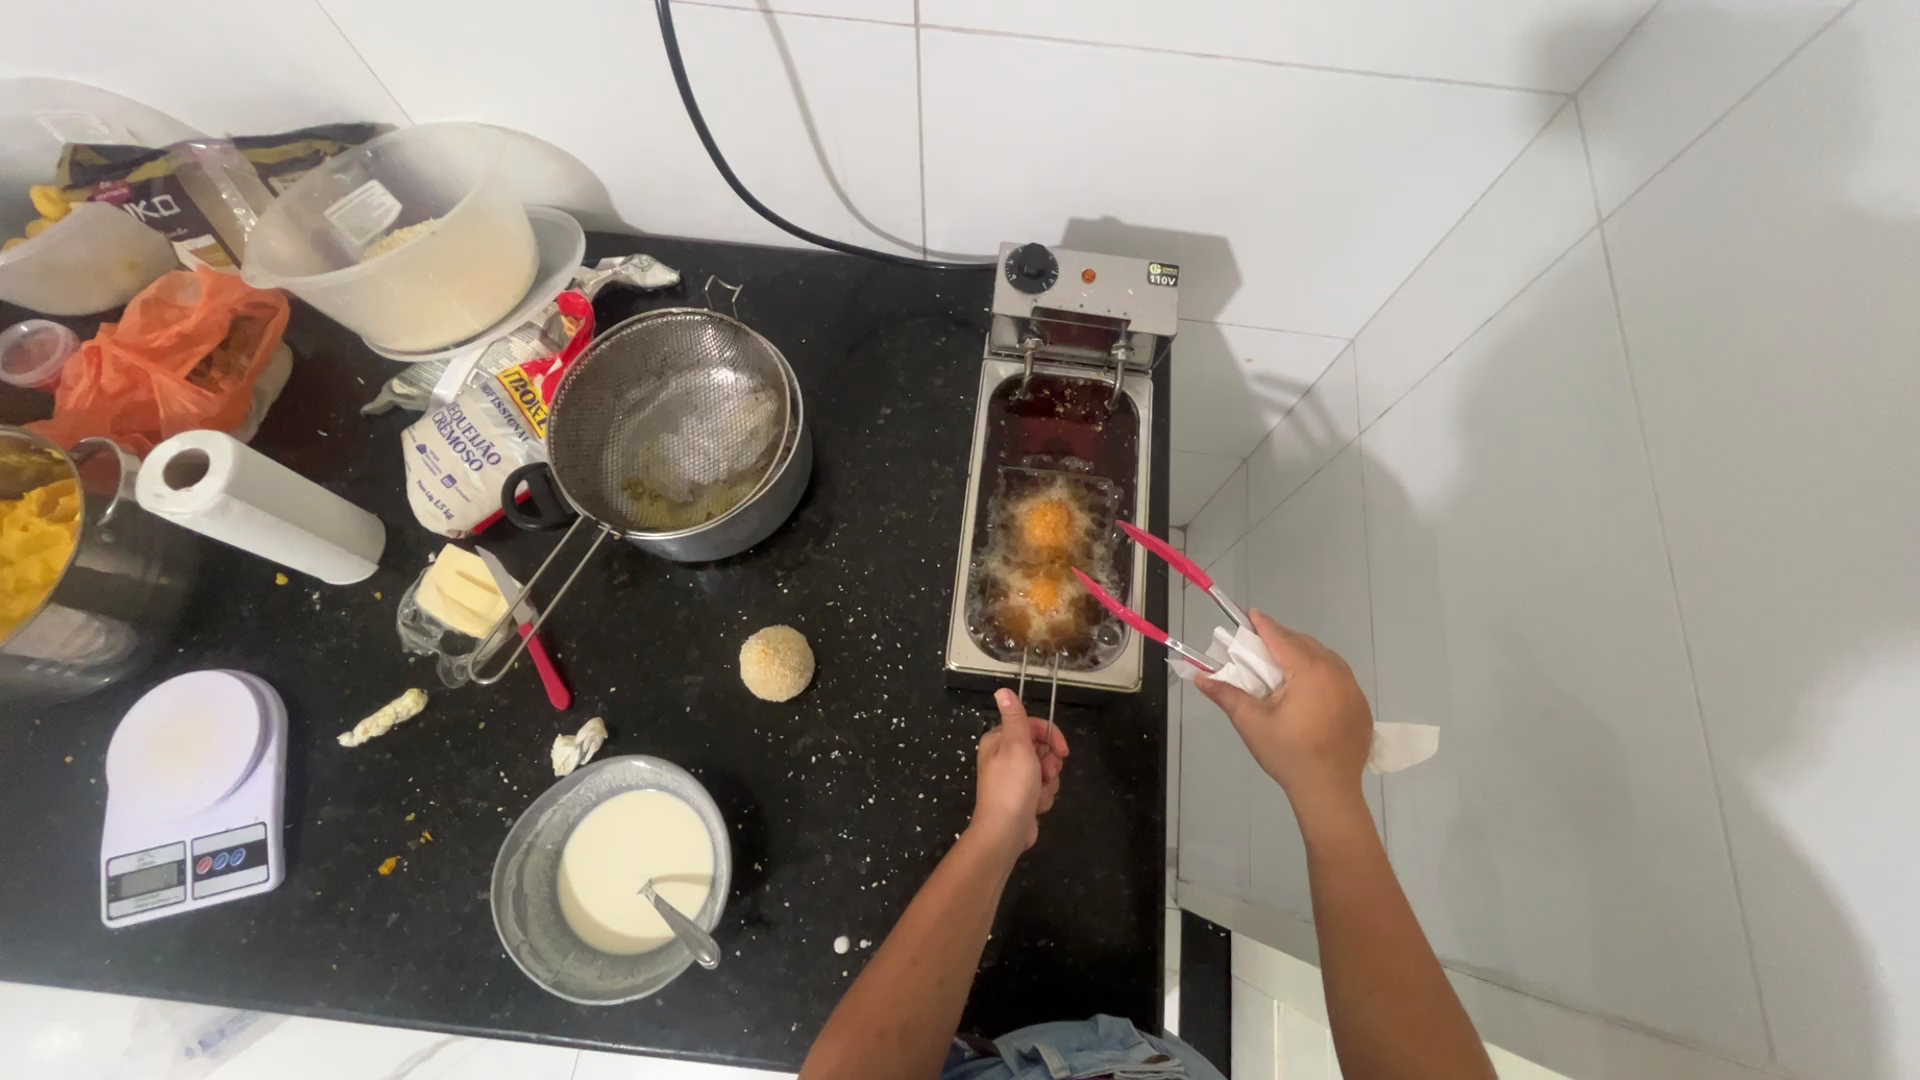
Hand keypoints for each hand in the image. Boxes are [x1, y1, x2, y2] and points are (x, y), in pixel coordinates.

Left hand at [970, 689, 1069, 853]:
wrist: (1005, 830)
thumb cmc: (1012, 785)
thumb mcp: (1016, 744)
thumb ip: (1015, 717)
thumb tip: (1002, 689)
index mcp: (999, 740)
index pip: (1033, 726)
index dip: (1051, 736)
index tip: (1063, 751)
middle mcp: (1004, 756)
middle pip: (1041, 749)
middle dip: (1049, 763)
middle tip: (1045, 774)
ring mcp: (1013, 778)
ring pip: (1045, 771)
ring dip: (1048, 783)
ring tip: (1038, 793)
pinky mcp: (1021, 797)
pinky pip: (1042, 789)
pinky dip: (1043, 797)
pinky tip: (1036, 805)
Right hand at [1197, 609, 1372, 818]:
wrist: (1330, 792)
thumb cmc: (1288, 753)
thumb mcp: (1251, 722)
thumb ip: (1225, 693)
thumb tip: (1198, 676)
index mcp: (1309, 671)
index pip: (1281, 638)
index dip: (1263, 625)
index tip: (1249, 614)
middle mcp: (1336, 673)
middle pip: (1304, 644)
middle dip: (1281, 639)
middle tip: (1258, 645)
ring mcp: (1353, 689)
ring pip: (1324, 658)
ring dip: (1302, 655)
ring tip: (1281, 665)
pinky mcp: (1361, 706)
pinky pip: (1338, 676)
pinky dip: (1320, 673)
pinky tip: (1306, 690)